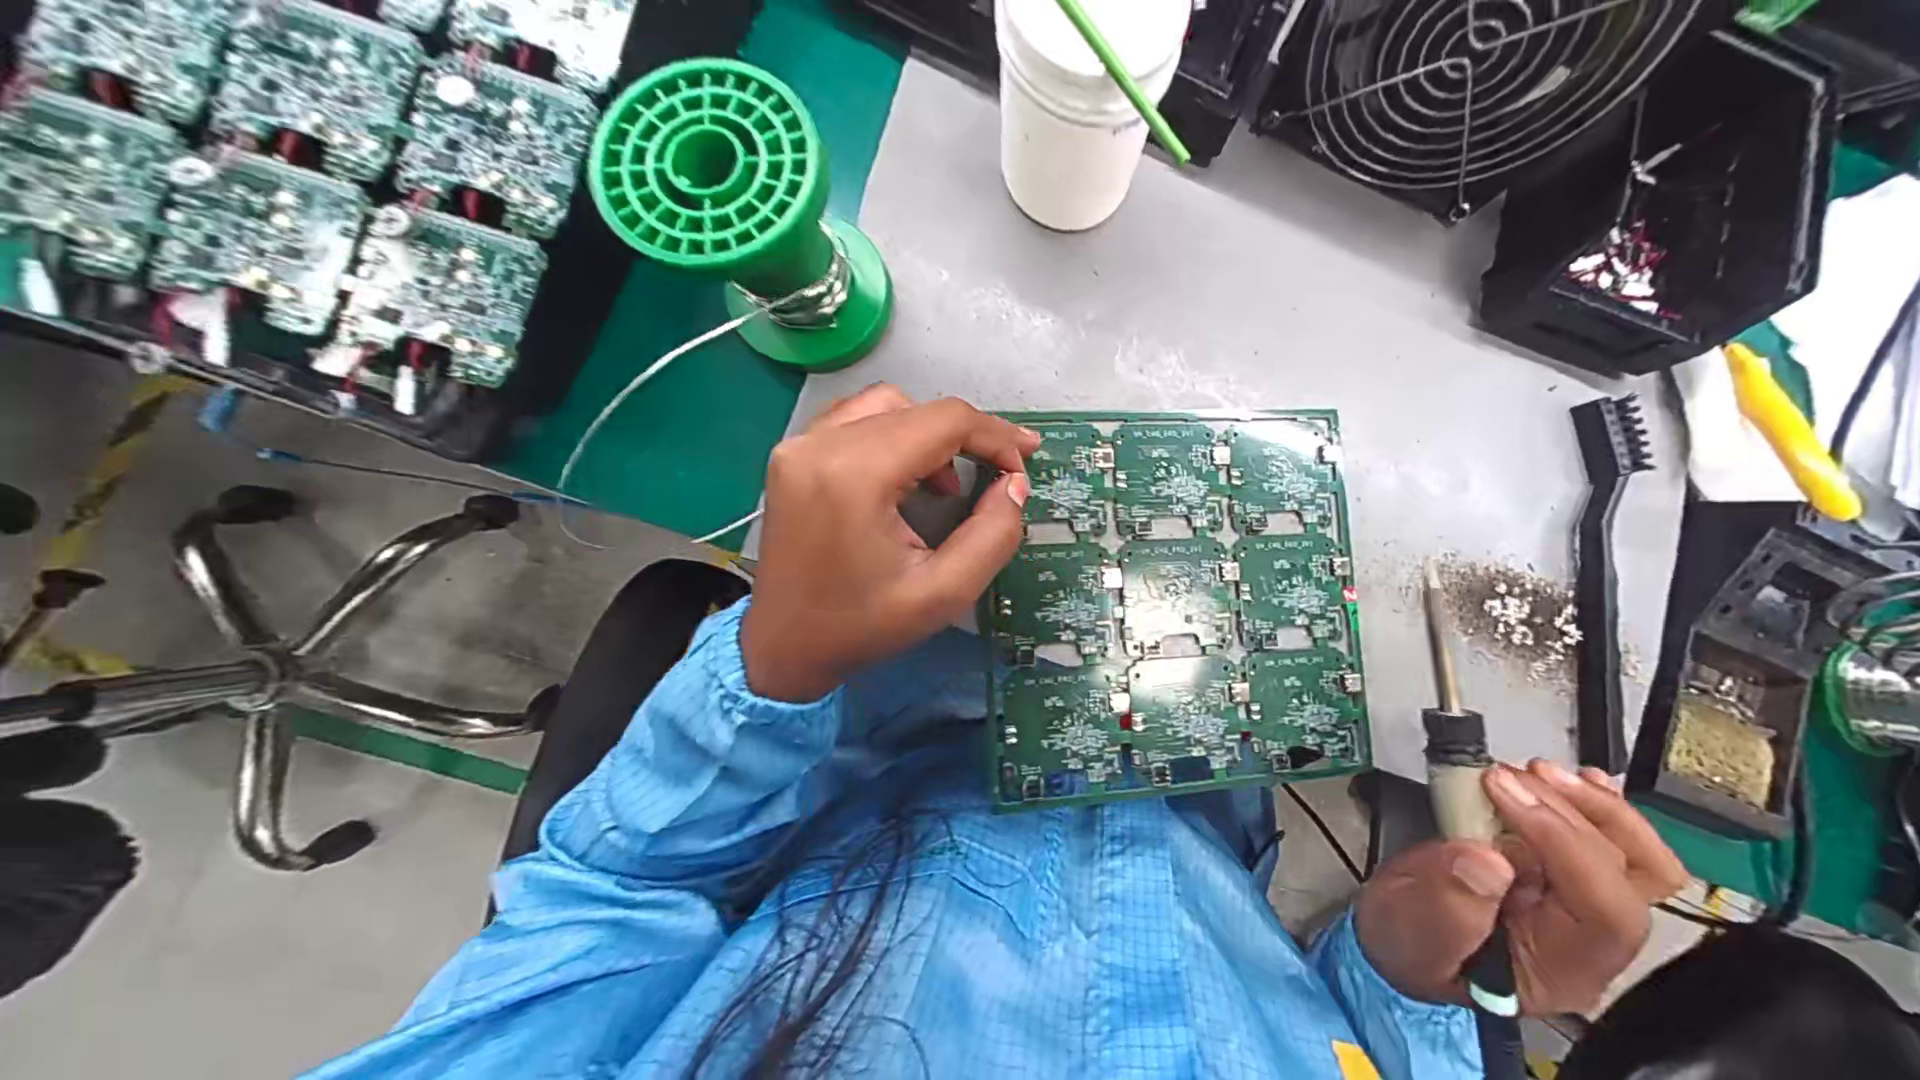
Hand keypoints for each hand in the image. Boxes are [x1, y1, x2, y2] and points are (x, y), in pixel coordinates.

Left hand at [740, 384, 1039, 701]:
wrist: (783, 646)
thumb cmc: (860, 626)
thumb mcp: (944, 593)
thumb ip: (993, 535)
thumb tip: (1013, 484)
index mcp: (854, 474)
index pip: (943, 421)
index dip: (994, 435)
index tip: (1022, 461)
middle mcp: (819, 444)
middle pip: (915, 409)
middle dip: (967, 437)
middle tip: (998, 474)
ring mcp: (798, 446)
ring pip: (885, 406)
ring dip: (928, 434)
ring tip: (946, 484)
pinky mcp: (791, 456)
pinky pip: (854, 420)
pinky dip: (892, 435)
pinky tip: (904, 476)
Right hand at [1355, 759, 1686, 1013]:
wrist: (1397, 936)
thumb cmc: (1406, 942)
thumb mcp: (1412, 930)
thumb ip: (1448, 903)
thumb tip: (1487, 857)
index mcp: (1563, 967)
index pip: (1605, 910)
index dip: (1564, 842)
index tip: (1503, 791)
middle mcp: (1592, 939)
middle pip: (1633, 877)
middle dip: (1573, 813)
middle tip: (1507, 776)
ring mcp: (1584, 904)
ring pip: (1635, 856)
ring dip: (1589, 804)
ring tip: (1529, 771)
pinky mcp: (1564, 874)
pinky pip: (1611, 843)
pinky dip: (1592, 805)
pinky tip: (1570, 780)